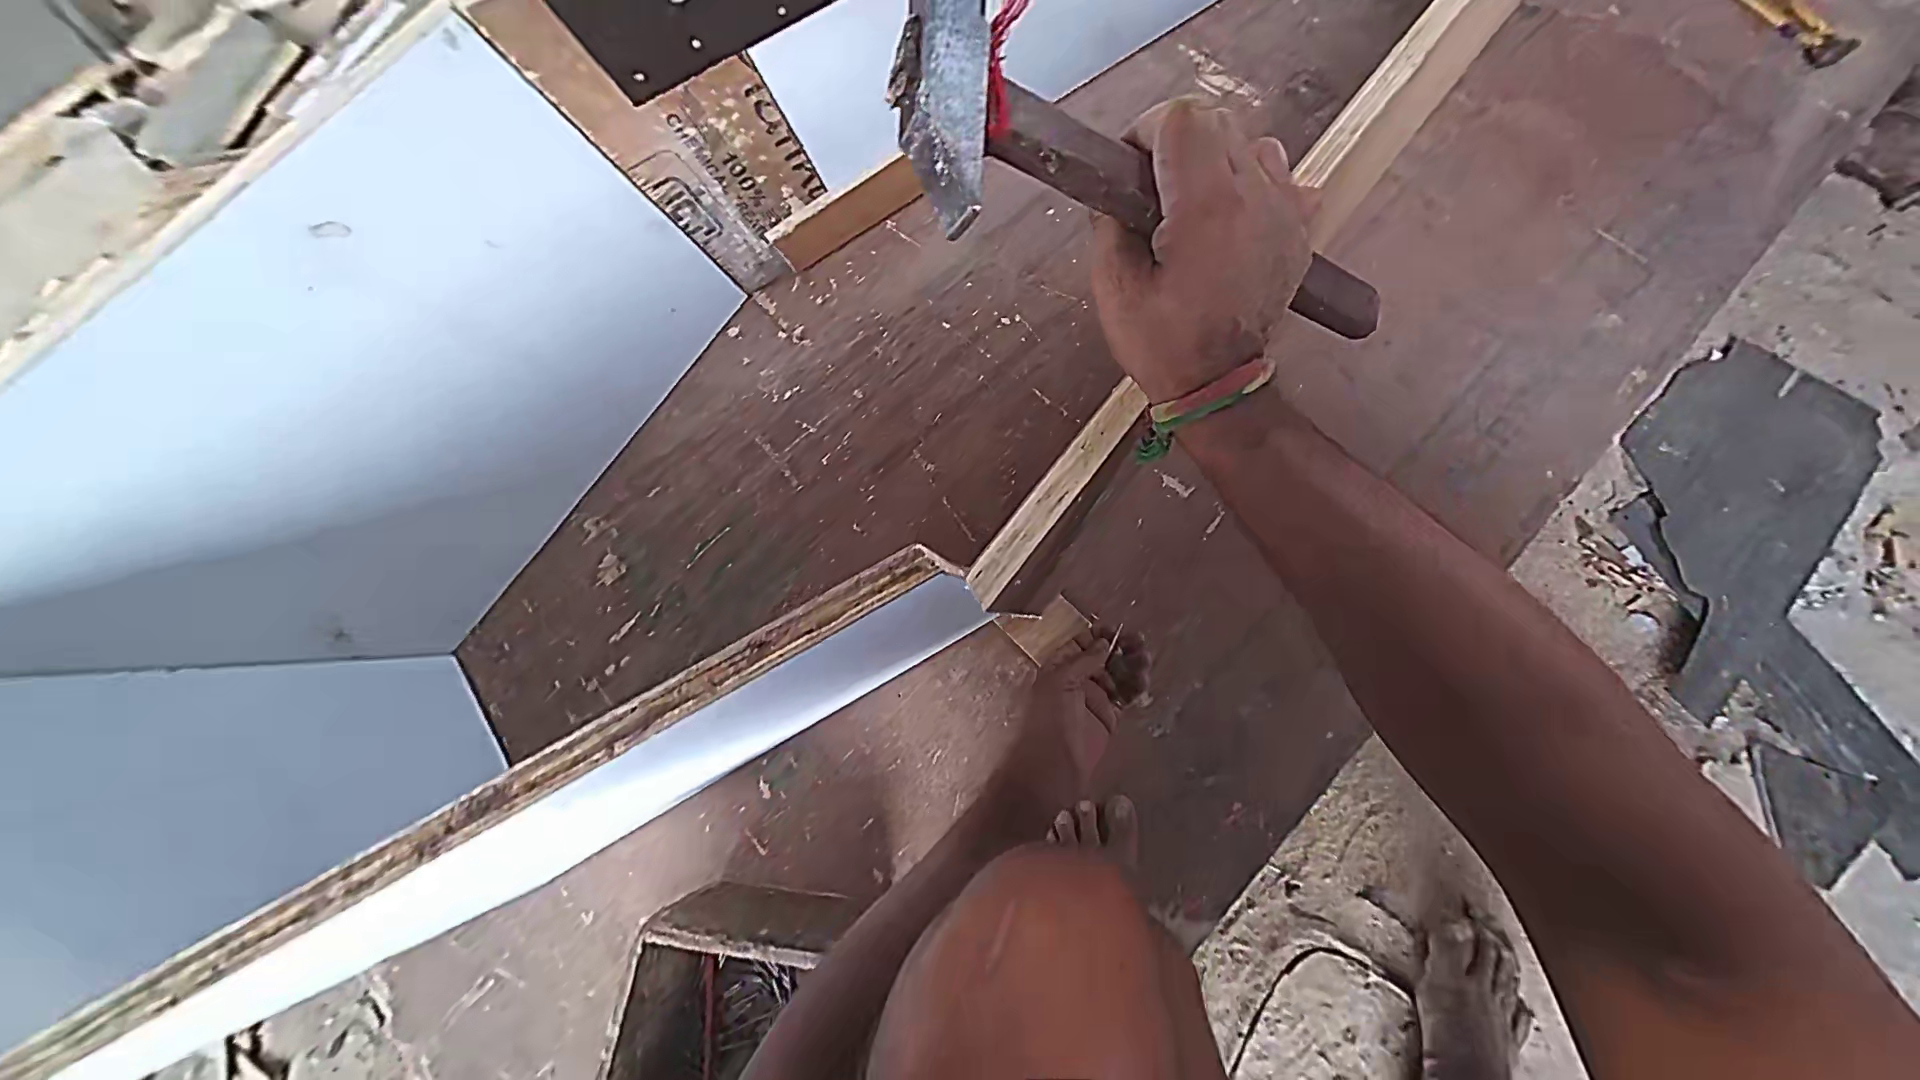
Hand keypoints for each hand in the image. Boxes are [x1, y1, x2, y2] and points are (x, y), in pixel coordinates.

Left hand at [1005, 628, 1145, 802]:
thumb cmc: (1049, 720)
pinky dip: (1136, 687)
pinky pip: (1125, 696)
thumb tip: (1104, 642)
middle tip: (1139, 643)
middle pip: (1103, 656)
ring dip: (1132, 665)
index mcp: (1059, 666)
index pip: (1082, 642)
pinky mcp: (1108, 716)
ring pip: (1117, 674)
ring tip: (1145, 660)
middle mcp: (1077, 679)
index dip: (1099, 634)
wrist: (1051, 767)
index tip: (1119, 630)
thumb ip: (1083, 661)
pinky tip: (1144, 681)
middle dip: (1121, 647)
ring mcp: (1093, 698)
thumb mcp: (1059, 682)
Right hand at [1090, 98, 1314, 402]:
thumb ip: (1109, 225)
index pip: (1181, 119)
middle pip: (1216, 122)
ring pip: (1249, 144)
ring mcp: (1285, 211)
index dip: (1144, 132)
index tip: (1128, 167)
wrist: (1217, 384)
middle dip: (1175, 146)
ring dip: (1213, 163)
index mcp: (1206, 208)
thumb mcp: (1113, 289)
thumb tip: (1114, 192)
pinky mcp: (1298, 229)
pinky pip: (1278, 177)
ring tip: (1190, 209)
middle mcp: (1255, 197)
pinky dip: (1249, 184)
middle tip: (1150, 194)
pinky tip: (1228, 219)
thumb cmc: (1162, 345)